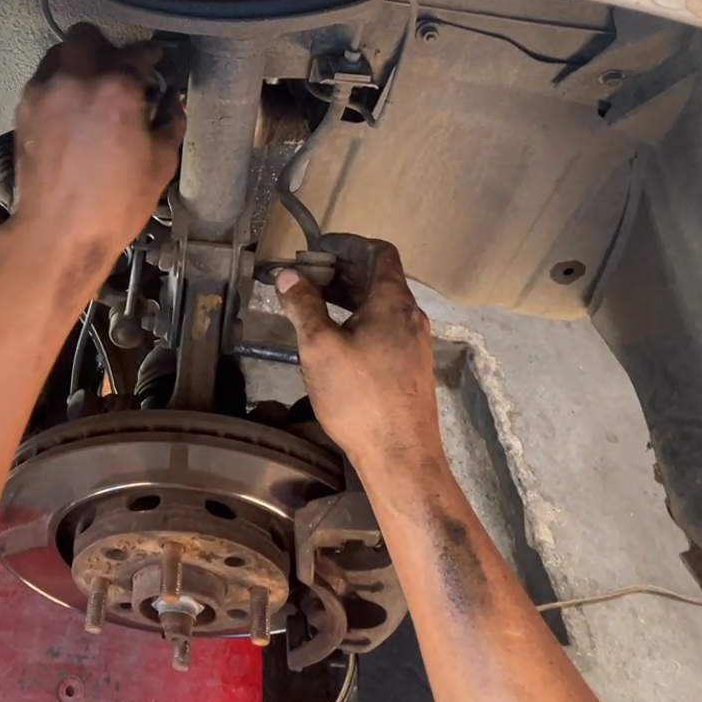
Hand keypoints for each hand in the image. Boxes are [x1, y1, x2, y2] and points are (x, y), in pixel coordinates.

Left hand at [8, 23, 183, 283]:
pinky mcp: (24, 109)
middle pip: (87, 36)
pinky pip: (43, 80)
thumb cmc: (117, 202)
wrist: (60, 230)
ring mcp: (44, 91)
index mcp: (117, 88)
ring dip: (78, 62)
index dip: (151, 55)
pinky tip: (71, 110)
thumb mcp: (161, 163)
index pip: (138, 53)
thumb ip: (170, 122)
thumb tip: (171, 102)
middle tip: (118, 69)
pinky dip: (58, 85)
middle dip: (106, 46)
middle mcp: (76, 78)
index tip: (156, 63)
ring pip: (59, 54)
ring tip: (91, 87)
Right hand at [276, 235, 442, 474]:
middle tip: (306, 273)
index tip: (317, 248)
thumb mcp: (320, 347)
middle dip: (342, 268)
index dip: (348, 243)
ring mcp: (413, 343)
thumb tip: (288, 275)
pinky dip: (358, 316)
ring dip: (348, 294)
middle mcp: (410, 316)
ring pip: (380, 303)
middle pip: (378, 276)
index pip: (379, 252)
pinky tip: (334, 334)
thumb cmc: (360, 397)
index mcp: (393, 302)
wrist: (401, 457)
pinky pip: (383, 325)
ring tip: (313, 300)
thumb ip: (304, 306)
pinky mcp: (409, 366)